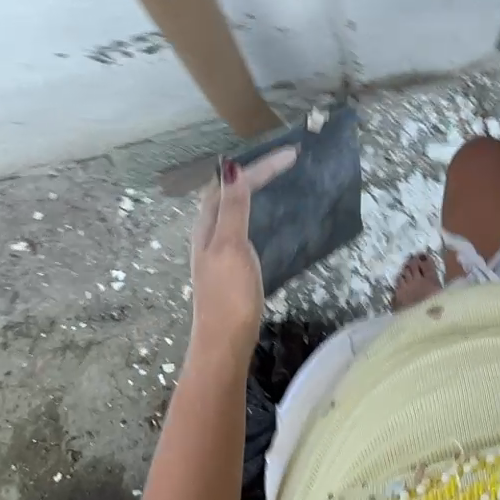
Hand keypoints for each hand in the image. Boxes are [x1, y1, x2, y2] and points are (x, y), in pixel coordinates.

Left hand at [187, 145, 298, 360]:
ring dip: (252, 190)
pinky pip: (241, 226)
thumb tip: (231, 167)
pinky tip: (266, 221)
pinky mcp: (230, 267)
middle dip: (255, 172)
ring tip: (277, 180)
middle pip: (229, 192)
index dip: (259, 166)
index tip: (292, 155)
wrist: (224, 344)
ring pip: (233, 209)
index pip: (231, 182)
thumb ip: (233, 207)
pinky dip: (255, 212)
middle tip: (287, 162)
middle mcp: (209, 234)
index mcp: (208, 225)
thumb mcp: (231, 246)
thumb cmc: (229, 295)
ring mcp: (218, 252)